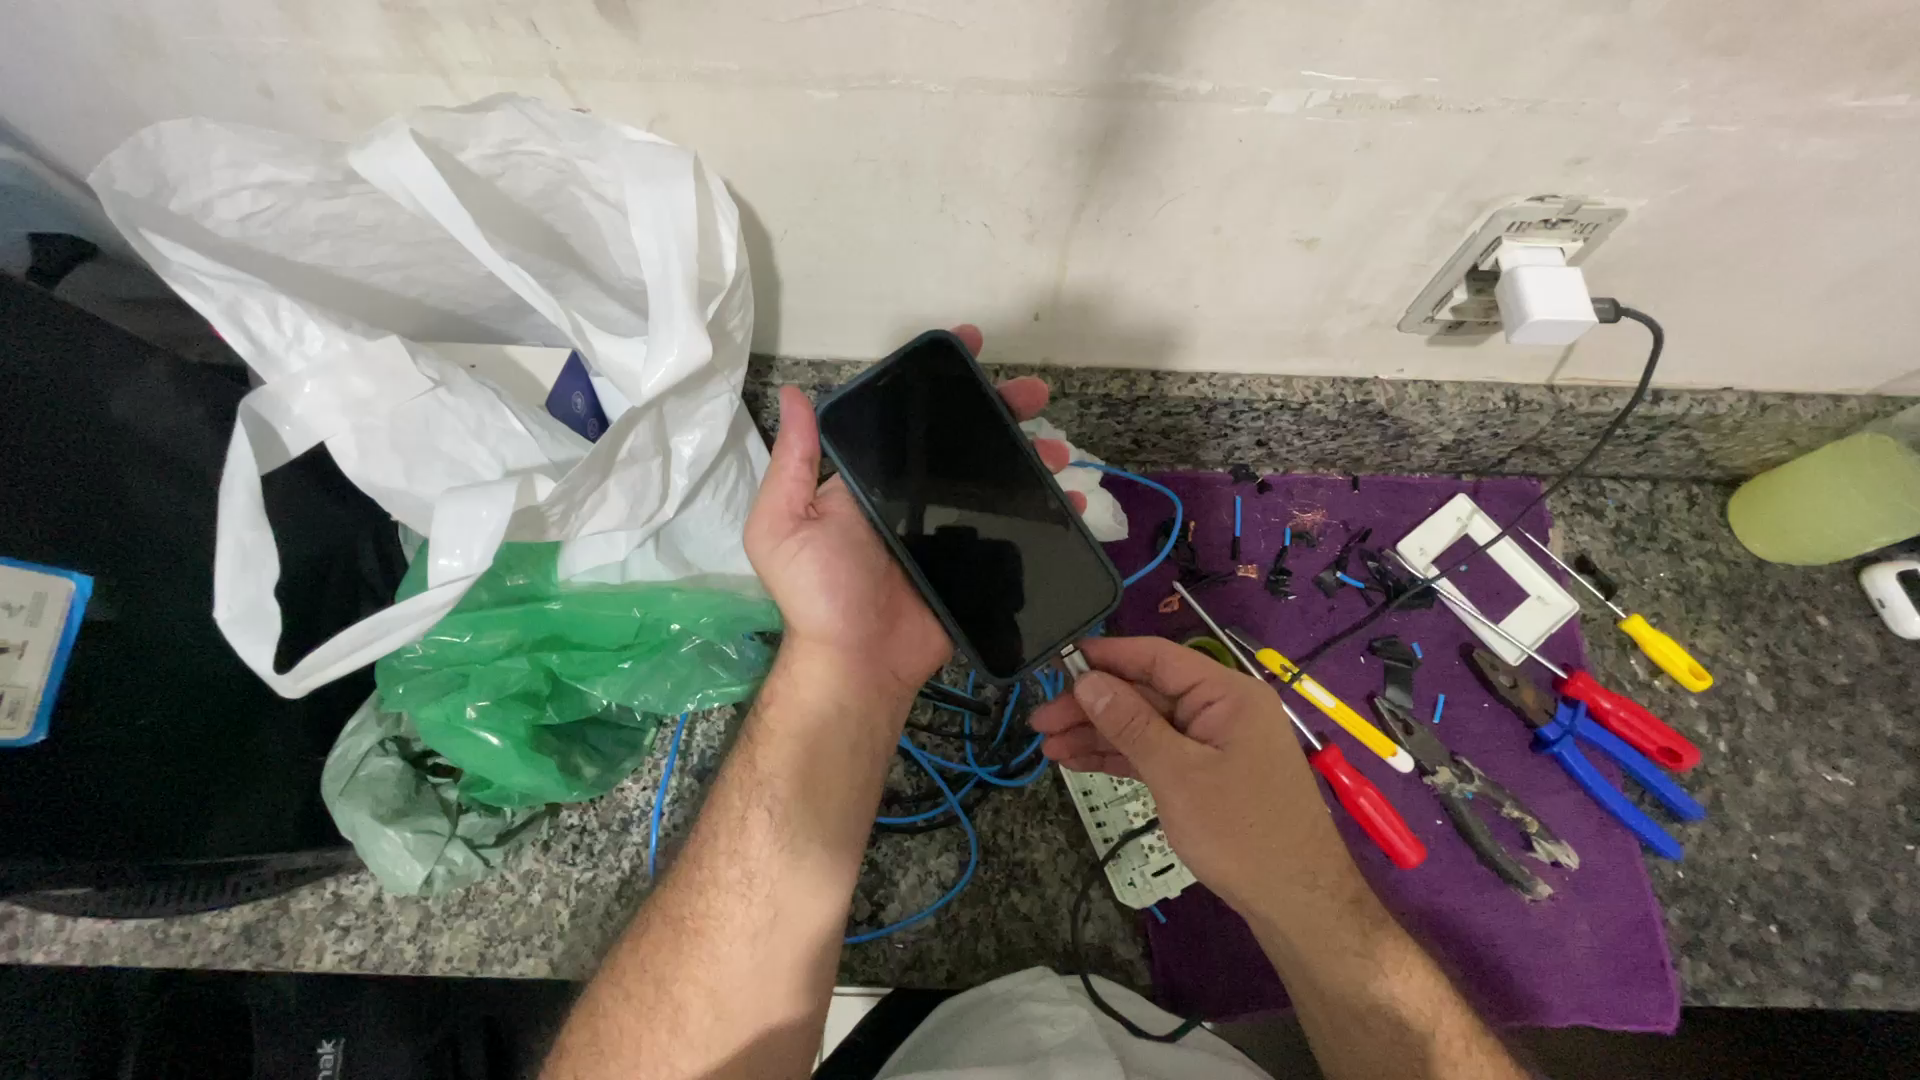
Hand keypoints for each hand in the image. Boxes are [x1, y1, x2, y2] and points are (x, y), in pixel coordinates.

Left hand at [745, 325, 1083, 705]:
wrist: (858, 661)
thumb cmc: (820, 592)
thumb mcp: (786, 522)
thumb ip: (794, 462)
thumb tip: (796, 395)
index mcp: (872, 482)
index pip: (906, 420)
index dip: (936, 381)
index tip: (967, 345)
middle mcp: (912, 498)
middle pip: (962, 443)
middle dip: (999, 410)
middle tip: (1034, 394)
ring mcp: (947, 532)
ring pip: (994, 482)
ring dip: (1028, 457)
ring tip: (1056, 449)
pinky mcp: (975, 564)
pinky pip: (1012, 531)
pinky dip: (1042, 513)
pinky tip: (1068, 500)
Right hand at [1029, 636, 1363, 912]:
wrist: (1298, 906)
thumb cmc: (1241, 832)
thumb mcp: (1177, 774)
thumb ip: (1129, 723)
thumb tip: (1086, 681)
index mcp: (1225, 693)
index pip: (1156, 657)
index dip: (1105, 656)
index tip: (1058, 661)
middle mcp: (1219, 709)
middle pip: (1145, 693)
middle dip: (1091, 706)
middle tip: (1040, 721)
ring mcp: (1213, 742)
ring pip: (1144, 725)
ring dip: (1097, 734)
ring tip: (1047, 746)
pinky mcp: (1205, 773)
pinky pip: (1155, 752)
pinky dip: (1119, 756)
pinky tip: (1078, 760)